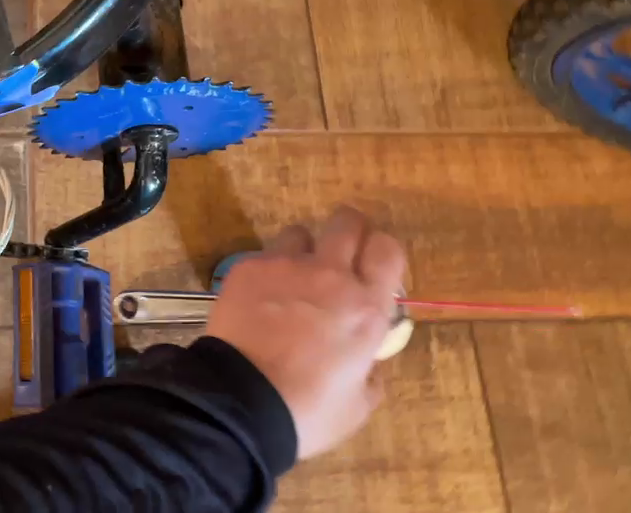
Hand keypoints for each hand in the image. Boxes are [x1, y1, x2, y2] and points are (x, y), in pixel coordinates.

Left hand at [203, 206, 406, 459]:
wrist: (243, 401)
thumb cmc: (308, 409)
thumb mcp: (357, 403)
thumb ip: (368, 372)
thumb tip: (367, 361)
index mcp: (365, 307)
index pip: (387, 249)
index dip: (382, 251)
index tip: (374, 265)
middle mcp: (328, 274)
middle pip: (346, 221)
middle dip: (348, 230)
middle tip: (340, 254)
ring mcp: (284, 265)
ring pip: (299, 232)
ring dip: (302, 250)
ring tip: (292, 280)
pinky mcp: (247, 266)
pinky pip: (264, 256)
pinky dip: (266, 271)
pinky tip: (258, 299)